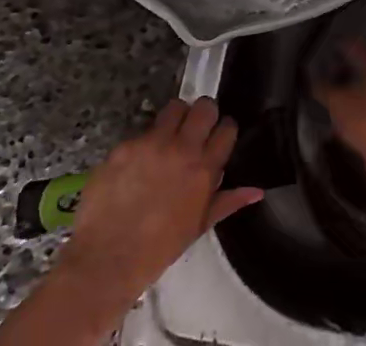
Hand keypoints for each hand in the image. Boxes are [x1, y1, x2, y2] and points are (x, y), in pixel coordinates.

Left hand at [58, 97, 262, 303]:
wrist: (109, 257)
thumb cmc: (159, 247)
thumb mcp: (198, 226)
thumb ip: (228, 201)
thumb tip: (256, 190)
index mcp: (203, 170)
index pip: (226, 129)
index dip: (225, 129)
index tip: (220, 134)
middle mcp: (181, 149)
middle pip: (204, 107)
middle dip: (205, 113)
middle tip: (198, 127)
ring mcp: (152, 143)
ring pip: (174, 108)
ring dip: (177, 117)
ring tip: (170, 135)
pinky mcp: (125, 144)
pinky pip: (143, 130)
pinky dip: (146, 141)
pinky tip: (139, 161)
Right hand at [313, 39, 365, 181]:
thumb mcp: (337, 102)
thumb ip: (320, 87)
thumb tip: (308, 79)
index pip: (350, 43)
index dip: (330, 46)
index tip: (313, 52)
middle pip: (353, 64)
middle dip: (332, 70)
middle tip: (312, 76)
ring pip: (356, 85)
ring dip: (339, 90)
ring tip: (319, 96)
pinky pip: (360, 103)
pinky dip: (347, 106)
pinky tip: (332, 115)